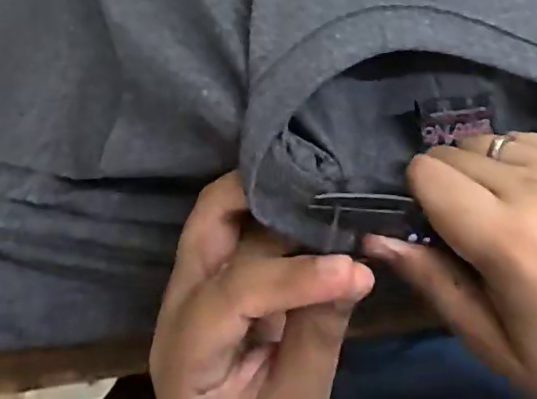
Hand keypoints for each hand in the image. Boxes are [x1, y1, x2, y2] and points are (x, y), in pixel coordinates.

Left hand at [150, 172, 375, 398]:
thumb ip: (317, 336)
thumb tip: (357, 270)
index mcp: (186, 347)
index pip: (234, 291)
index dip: (295, 275)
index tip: (351, 268)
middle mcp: (179, 298)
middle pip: (209, 217)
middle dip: (262, 192)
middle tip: (321, 189)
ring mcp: (193, 279)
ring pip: (221, 209)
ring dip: (269, 192)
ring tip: (321, 190)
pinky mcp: (216, 273)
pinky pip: (239, 224)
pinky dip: (273, 207)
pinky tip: (309, 204)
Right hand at [364, 133, 536, 398]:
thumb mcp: (487, 339)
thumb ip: (428, 278)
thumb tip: (372, 235)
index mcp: (512, 241)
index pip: (428, 172)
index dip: (421, 198)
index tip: (436, 229)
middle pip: (452, 151)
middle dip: (447, 183)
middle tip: (471, 228)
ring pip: (484, 139)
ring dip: (479, 169)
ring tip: (503, 211)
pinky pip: (521, 136)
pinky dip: (511, 159)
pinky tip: (530, 196)